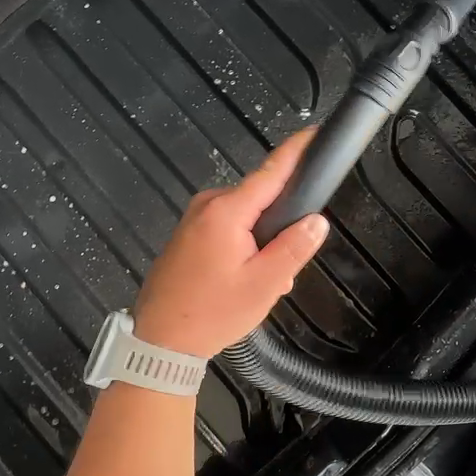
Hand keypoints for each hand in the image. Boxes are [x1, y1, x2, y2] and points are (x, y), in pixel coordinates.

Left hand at [132, 130, 328, 358]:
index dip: (296, 150)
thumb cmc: (212, 313)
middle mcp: (208, 205)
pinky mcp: (187, 234)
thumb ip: (294, 248)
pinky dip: (243, 245)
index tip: (316, 131)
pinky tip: (244, 279)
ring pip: (245, 216)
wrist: (158, 343)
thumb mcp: (264, 284)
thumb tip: (316, 220)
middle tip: (287, 267)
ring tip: (264, 282)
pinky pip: (227, 227)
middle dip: (281, 224)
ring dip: (262, 241)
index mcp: (227, 211)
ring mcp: (194, 219)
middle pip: (260, 197)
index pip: (271, 170)